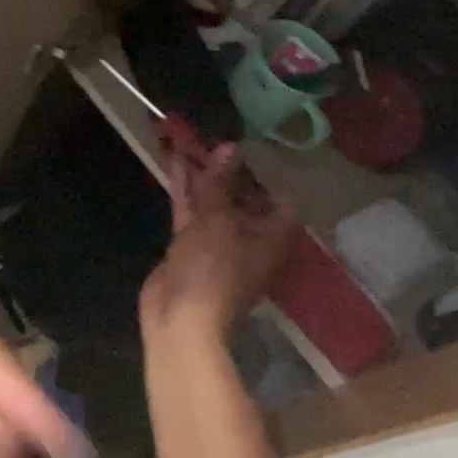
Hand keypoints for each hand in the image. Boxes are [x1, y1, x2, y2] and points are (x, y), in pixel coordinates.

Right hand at [140, 144, 302, 334]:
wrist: (180, 316)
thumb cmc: (213, 267)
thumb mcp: (218, 218)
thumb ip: (220, 181)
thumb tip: (230, 147)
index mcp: (274, 237)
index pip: (281, 200)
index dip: (265, 175)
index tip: (247, 152)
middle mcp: (252, 239)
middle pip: (244, 199)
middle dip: (227, 171)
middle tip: (213, 141)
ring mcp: (220, 244)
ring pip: (214, 203)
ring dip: (203, 177)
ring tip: (190, 143)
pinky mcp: (193, 248)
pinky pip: (193, 212)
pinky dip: (186, 190)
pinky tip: (175, 163)